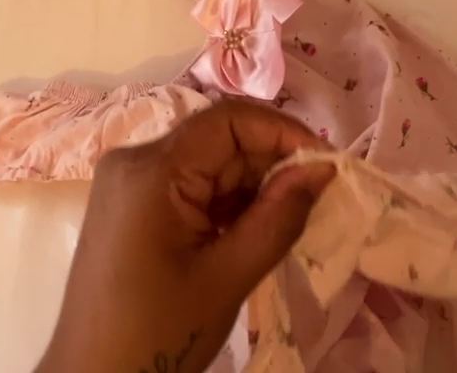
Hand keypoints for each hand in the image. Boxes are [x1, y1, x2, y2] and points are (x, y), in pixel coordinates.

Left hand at [35, 98, 334, 372]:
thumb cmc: (158, 335)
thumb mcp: (227, 278)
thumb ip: (278, 217)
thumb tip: (322, 168)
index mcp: (152, 167)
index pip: (228, 120)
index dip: (282, 131)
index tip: (326, 163)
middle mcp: (136, 158)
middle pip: (218, 139)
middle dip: (270, 163)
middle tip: (316, 199)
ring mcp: (130, 180)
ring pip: (208, 161)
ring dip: (250, 186)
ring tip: (284, 224)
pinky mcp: (132, 202)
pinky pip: (190, 183)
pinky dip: (225, 201)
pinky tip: (247, 232)